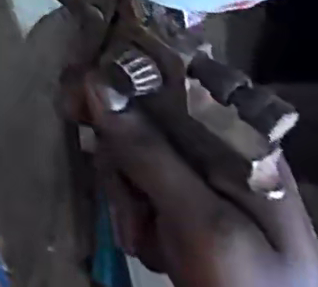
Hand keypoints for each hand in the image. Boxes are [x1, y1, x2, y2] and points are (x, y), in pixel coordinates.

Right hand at [84, 72, 317, 286]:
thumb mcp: (204, 227)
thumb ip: (150, 152)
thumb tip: (95, 80)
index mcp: (240, 136)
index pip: (171, 73)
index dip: (119, 74)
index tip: (77, 91)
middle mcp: (222, 145)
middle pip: (144, 111)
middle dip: (119, 151)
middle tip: (116, 191)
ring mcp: (206, 178)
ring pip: (134, 148)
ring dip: (124, 189)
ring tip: (140, 236)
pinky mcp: (189, 207)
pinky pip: (140, 182)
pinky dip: (132, 210)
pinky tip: (147, 244)